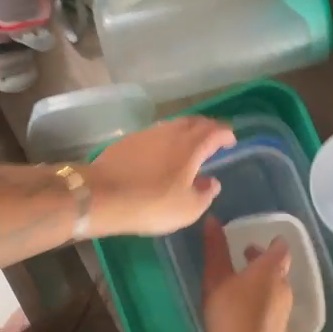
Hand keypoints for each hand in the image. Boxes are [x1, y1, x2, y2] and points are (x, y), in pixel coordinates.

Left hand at [85, 117, 234, 236]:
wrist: (101, 196)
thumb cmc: (151, 203)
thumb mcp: (187, 209)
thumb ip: (205, 194)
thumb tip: (212, 182)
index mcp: (191, 146)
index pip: (215, 131)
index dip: (226, 134)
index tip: (231, 141)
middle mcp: (171, 132)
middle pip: (194, 122)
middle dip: (207, 129)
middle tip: (212, 140)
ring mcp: (147, 134)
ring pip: (173, 125)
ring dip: (185, 132)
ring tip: (188, 147)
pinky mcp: (128, 140)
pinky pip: (155, 134)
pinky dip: (165, 140)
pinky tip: (160, 154)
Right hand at [200, 217, 292, 331]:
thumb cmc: (230, 311)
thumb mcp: (216, 277)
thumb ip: (215, 249)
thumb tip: (212, 219)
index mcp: (271, 269)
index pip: (280, 248)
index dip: (273, 243)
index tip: (261, 241)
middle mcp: (283, 287)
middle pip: (279, 269)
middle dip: (263, 263)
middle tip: (245, 259)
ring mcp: (284, 311)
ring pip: (277, 290)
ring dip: (262, 283)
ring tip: (242, 286)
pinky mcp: (279, 331)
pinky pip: (273, 308)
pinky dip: (262, 302)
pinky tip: (245, 312)